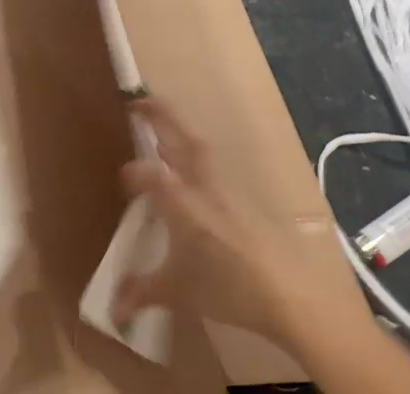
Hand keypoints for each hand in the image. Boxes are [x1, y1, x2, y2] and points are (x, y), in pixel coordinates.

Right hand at [111, 98, 329, 347]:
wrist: (296, 298)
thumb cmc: (232, 291)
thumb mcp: (180, 293)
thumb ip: (143, 291)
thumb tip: (113, 310)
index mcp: (183, 204)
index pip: (149, 175)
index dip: (133, 173)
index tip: (124, 178)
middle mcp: (205, 188)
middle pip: (183, 139)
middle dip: (161, 115)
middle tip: (139, 100)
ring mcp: (231, 190)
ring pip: (203, 149)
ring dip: (182, 130)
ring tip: (164, 124)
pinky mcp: (250, 200)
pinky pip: (219, 167)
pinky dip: (201, 157)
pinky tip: (197, 168)